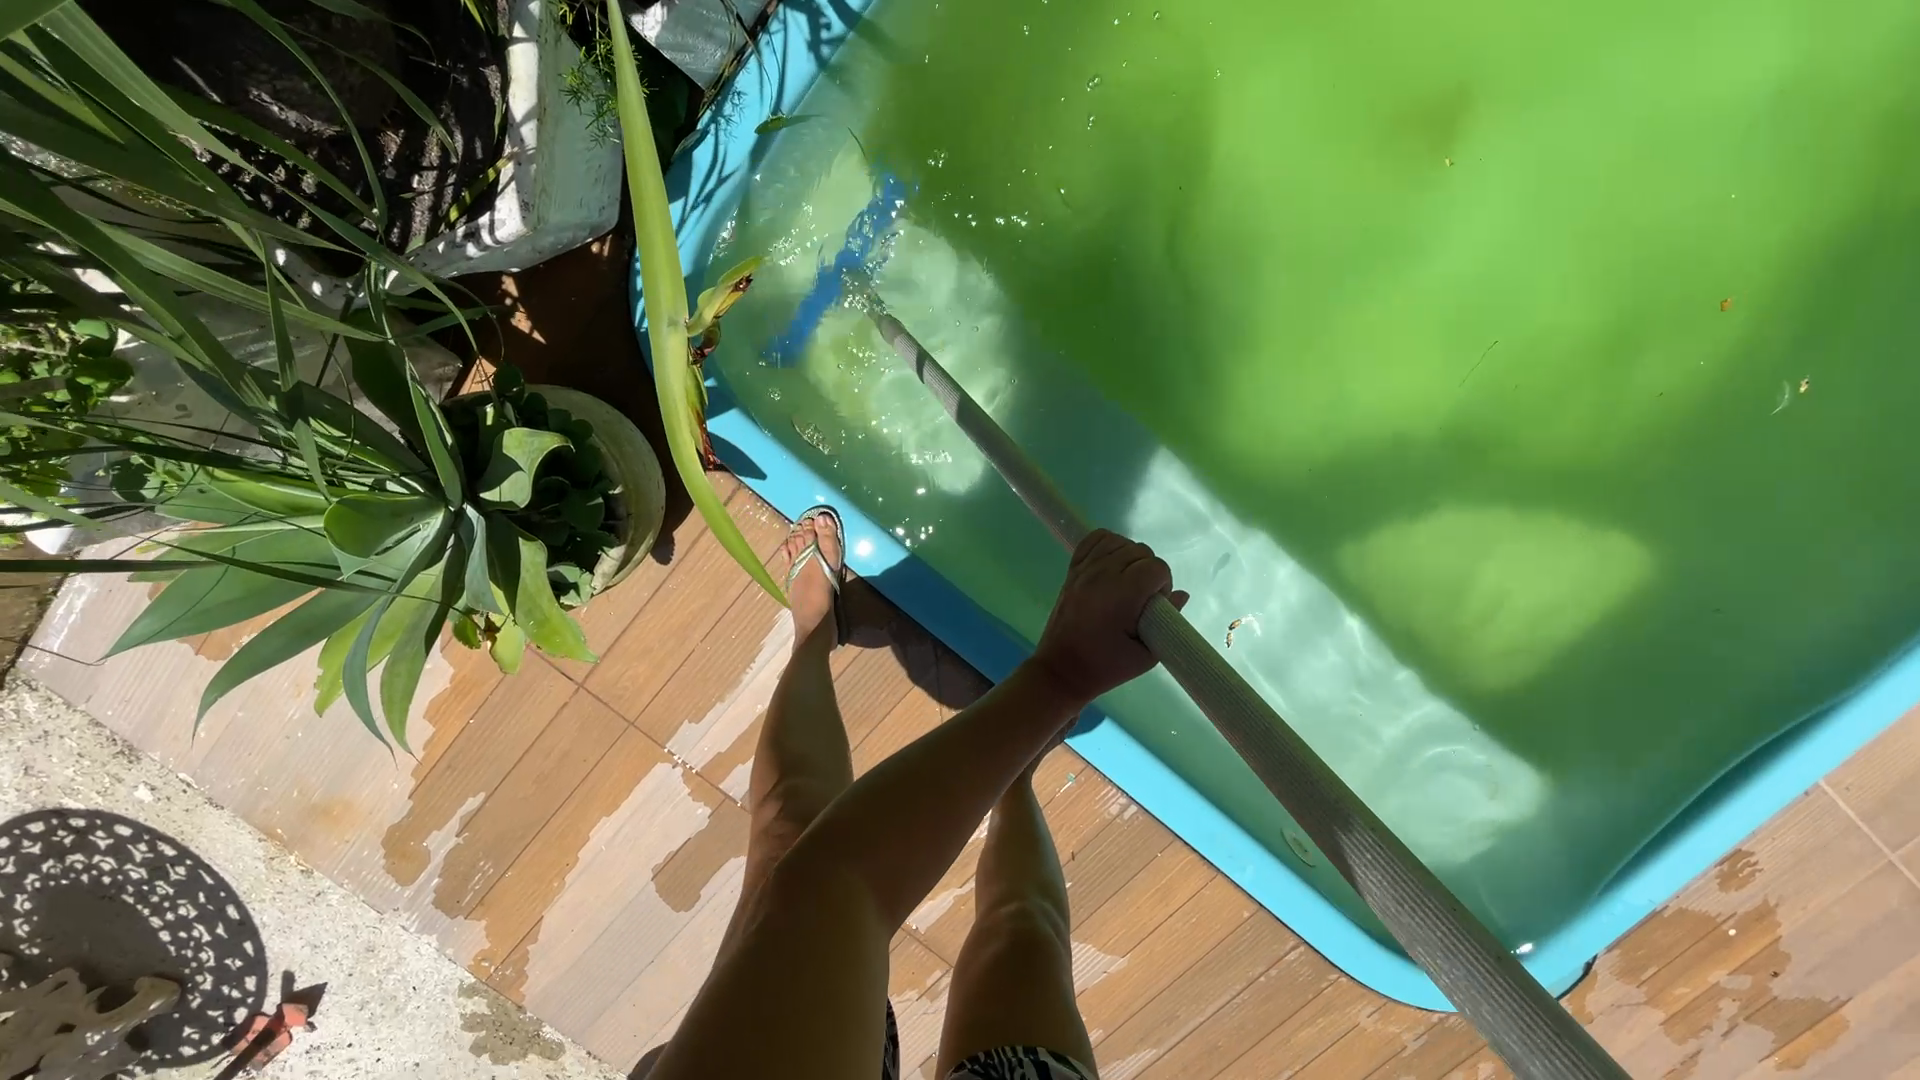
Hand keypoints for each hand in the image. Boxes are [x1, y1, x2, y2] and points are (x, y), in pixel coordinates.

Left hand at [1029, 529, 1188, 705]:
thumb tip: (1181, 595)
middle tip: (1142, 600)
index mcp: (1121, 595)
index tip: (1154, 607)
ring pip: (1119, 541)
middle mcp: (1102, 574)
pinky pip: (1093, 540)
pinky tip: (1112, 565)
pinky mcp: (1072, 570)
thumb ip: (1167, 622)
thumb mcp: (1145, 655)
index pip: (1156, 567)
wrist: (1062, 669)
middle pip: (1140, 551)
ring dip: (1130, 557)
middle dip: (1149, 572)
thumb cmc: (1105, 667)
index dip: (1162, 585)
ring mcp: (1084, 569)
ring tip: (1127, 583)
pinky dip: (1107, 545)